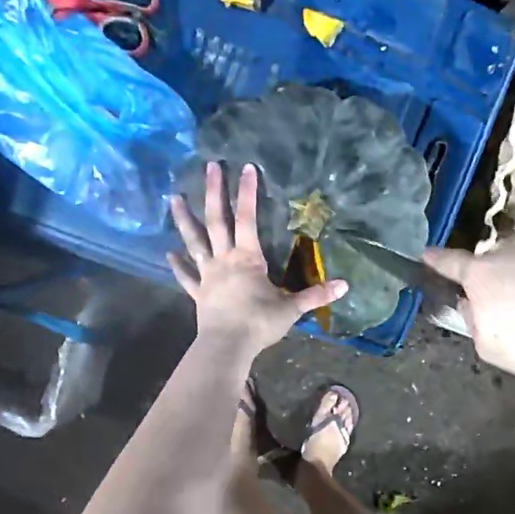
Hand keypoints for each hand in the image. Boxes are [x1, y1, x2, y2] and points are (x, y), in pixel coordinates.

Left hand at [170, 162, 346, 352]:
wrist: (227, 346)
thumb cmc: (259, 324)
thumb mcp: (291, 309)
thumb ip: (316, 295)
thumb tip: (346, 286)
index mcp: (247, 258)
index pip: (248, 218)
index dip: (248, 192)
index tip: (247, 167)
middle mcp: (224, 260)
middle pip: (216, 220)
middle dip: (214, 192)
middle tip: (210, 166)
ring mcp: (207, 276)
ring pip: (194, 242)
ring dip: (184, 220)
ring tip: (174, 199)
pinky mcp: (198, 294)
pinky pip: (186, 277)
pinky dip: (177, 266)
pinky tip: (168, 254)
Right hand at [423, 237, 514, 383]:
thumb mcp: (496, 351)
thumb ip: (478, 329)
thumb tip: (478, 313)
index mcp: (481, 274)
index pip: (449, 264)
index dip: (435, 263)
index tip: (425, 256)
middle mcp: (510, 250)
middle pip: (491, 269)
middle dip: (494, 290)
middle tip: (512, 324)